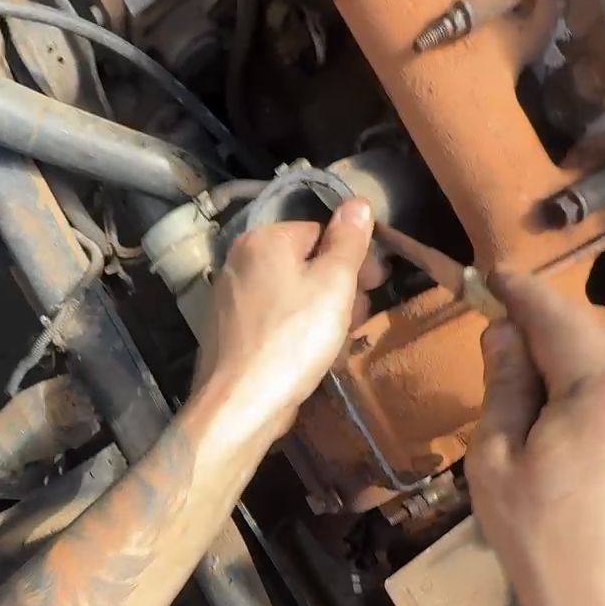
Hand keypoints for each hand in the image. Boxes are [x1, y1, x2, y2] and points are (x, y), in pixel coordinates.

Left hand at [196, 199, 381, 439]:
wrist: (239, 403)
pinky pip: (271, 321)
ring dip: (321, 311)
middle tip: (360, 313)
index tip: (377, 282)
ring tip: (339, 338)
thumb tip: (357, 202)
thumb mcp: (333, 283)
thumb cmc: (292, 339)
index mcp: (261, 241)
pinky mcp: (226, 335)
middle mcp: (236, 263)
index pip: (320, 232)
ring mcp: (226, 301)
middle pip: (303, 264)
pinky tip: (309, 354)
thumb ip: (348, 240)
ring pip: (289, 295)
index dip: (354, 255)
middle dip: (338, 286)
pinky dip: (294, 330)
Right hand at [466, 271, 604, 605]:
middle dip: (549, 337)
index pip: (557, 315)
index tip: (494, 276)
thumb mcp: (495, 460)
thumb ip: (503, 385)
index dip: (520, 292)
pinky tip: (587, 430)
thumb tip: (502, 332)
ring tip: (545, 408)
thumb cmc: (538, 536)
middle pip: (595, 334)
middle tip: (506, 358)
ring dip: (582, 366)